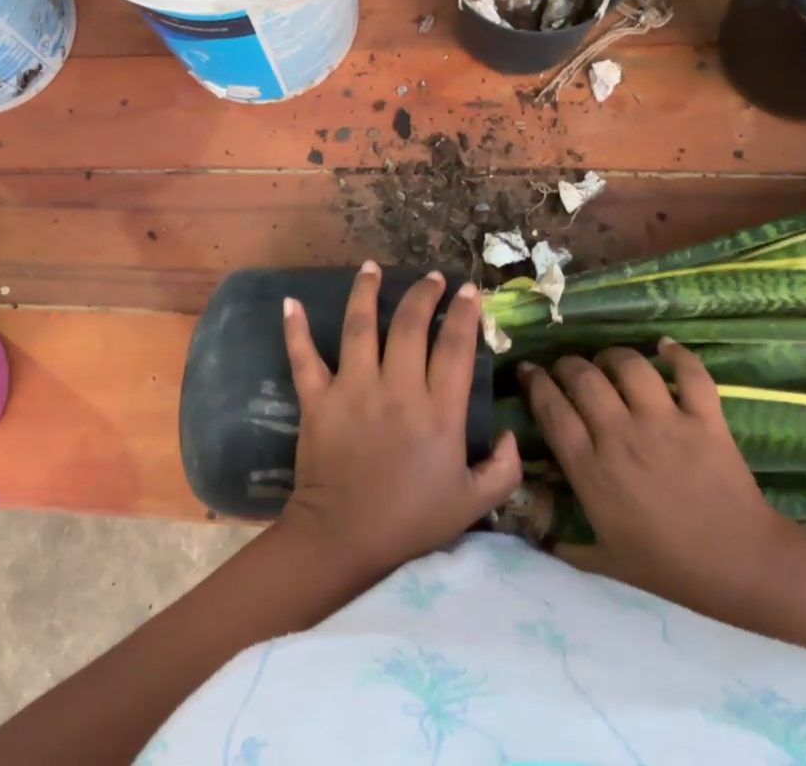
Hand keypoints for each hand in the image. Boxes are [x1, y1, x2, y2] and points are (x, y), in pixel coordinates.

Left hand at [275, 261, 522, 577]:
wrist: (345, 538)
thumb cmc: (411, 522)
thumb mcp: (474, 503)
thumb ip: (504, 470)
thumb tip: (513, 435)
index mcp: (440, 412)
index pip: (456, 347)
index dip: (464, 314)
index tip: (468, 292)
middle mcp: (398, 389)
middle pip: (411, 325)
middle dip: (423, 294)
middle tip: (431, 278)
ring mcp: (353, 391)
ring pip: (360, 327)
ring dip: (366, 293)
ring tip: (372, 267)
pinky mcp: (317, 400)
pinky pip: (304, 357)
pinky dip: (296, 329)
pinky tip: (291, 302)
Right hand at [519, 340, 805, 631]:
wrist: (738, 564)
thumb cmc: (667, 566)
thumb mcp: (603, 560)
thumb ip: (564, 546)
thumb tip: (534, 538)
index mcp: (590, 469)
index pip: (551, 409)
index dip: (535, 383)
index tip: (529, 372)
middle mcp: (621, 436)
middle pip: (582, 378)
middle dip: (566, 365)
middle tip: (566, 369)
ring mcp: (665, 423)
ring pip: (629, 366)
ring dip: (612, 356)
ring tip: (608, 361)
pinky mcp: (706, 419)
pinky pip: (690, 373)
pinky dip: (677, 354)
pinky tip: (665, 347)